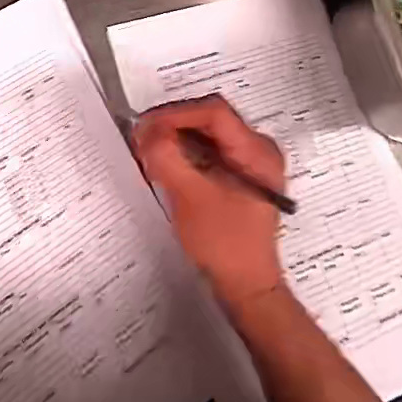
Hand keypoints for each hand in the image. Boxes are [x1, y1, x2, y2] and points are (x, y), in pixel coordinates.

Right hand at [132, 95, 286, 307]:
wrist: (246, 288)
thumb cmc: (224, 245)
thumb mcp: (190, 198)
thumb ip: (167, 159)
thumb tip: (146, 131)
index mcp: (257, 151)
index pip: (214, 112)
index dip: (176, 113)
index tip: (147, 125)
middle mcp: (258, 149)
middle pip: (211, 118)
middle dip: (174, 124)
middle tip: (143, 136)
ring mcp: (250, 162)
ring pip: (207, 133)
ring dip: (176, 137)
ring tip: (149, 148)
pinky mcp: (239, 174)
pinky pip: (209, 150)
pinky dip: (185, 152)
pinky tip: (165, 162)